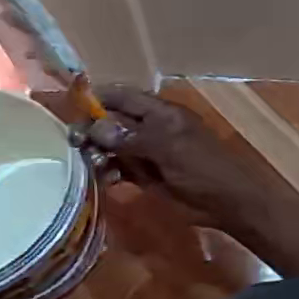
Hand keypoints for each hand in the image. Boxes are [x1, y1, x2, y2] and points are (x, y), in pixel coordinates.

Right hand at [85, 85, 285, 229]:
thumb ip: (131, 137)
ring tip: (85, 161)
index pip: (123, 96)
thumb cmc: (203, 168)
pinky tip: (102, 178)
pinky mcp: (149, 176)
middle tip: (71, 141)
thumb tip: (95, 127)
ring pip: (115, 146)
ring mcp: (150, 153)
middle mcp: (152, 128)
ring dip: (99, 153)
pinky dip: (110, 172)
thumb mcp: (168, 148)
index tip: (70, 104)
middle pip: (115, 122)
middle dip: (93, 129)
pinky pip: (123, 168)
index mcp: (161, 113)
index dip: (98, 98)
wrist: (228, 202)